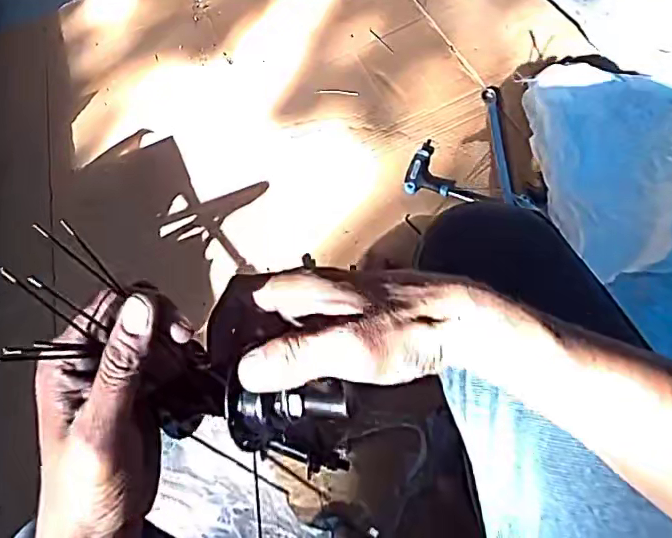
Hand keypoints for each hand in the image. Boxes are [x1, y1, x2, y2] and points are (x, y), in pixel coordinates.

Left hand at [34, 289, 191, 537]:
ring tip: (184, 370)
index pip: (108, 306)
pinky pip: (162, 359)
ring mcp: (114, 374)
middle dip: (163, 326)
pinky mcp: (136, 390)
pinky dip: (179, 365)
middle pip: (134, 314)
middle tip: (183, 346)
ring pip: (152, 334)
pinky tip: (185, 380)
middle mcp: (88, 360)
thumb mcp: (101, 428)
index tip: (171, 326)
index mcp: (66, 362)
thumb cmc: (81, 495)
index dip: (143, 307)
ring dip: (174, 346)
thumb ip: (121, 367)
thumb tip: (139, 308)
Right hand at [235, 268, 489, 392]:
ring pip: (275, 317)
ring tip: (263, 383)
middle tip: (237, 379)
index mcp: (303, 287)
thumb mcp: (350, 348)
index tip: (217, 360)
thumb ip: (298, 355)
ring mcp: (324, 299)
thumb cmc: (408, 325)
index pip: (242, 295)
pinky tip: (297, 375)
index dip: (222, 326)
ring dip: (260, 346)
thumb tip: (248, 368)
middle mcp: (308, 287)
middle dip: (237, 340)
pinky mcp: (340, 312)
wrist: (454, 318)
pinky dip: (285, 350)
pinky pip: (298, 327)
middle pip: (254, 305)